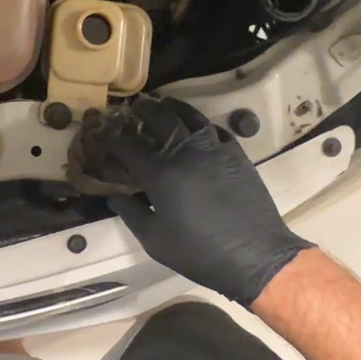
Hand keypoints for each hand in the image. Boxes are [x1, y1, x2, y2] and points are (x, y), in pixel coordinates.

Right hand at [105, 97, 313, 305]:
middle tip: (134, 108)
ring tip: (164, 104)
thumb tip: (113, 196)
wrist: (253, 255)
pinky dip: (201, 124)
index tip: (107, 138)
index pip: (129, 147)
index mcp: (160, 173)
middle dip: (143, 110)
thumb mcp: (154, 240)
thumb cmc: (198, 252)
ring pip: (190, 116)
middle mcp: (185, 152)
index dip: (114, 140)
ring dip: (173, 107)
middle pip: (160, 118)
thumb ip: (131, 214)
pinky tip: (197, 127)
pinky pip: (215, 129)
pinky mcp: (236, 154)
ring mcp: (214, 149)